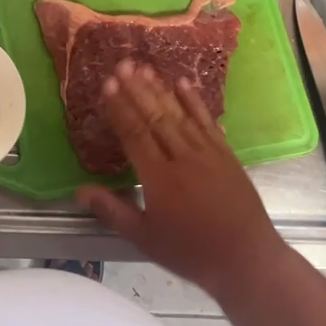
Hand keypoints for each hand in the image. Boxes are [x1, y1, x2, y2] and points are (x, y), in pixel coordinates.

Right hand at [75, 61, 283, 296]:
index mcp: (159, 178)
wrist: (247, 260)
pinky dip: (194, 102)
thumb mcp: (144, 238)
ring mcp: (208, 153)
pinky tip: (182, 83)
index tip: (107, 84)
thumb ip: (112, 211)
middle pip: (155, 117)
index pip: (135, 134)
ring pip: (179, 114)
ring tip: (143, 67)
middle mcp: (183, 158)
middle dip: (136, 89)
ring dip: (160, 90)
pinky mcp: (226, 155)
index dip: (120, 108)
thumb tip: (78, 191)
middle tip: (122, 64)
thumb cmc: (191, 252)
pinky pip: (207, 122)